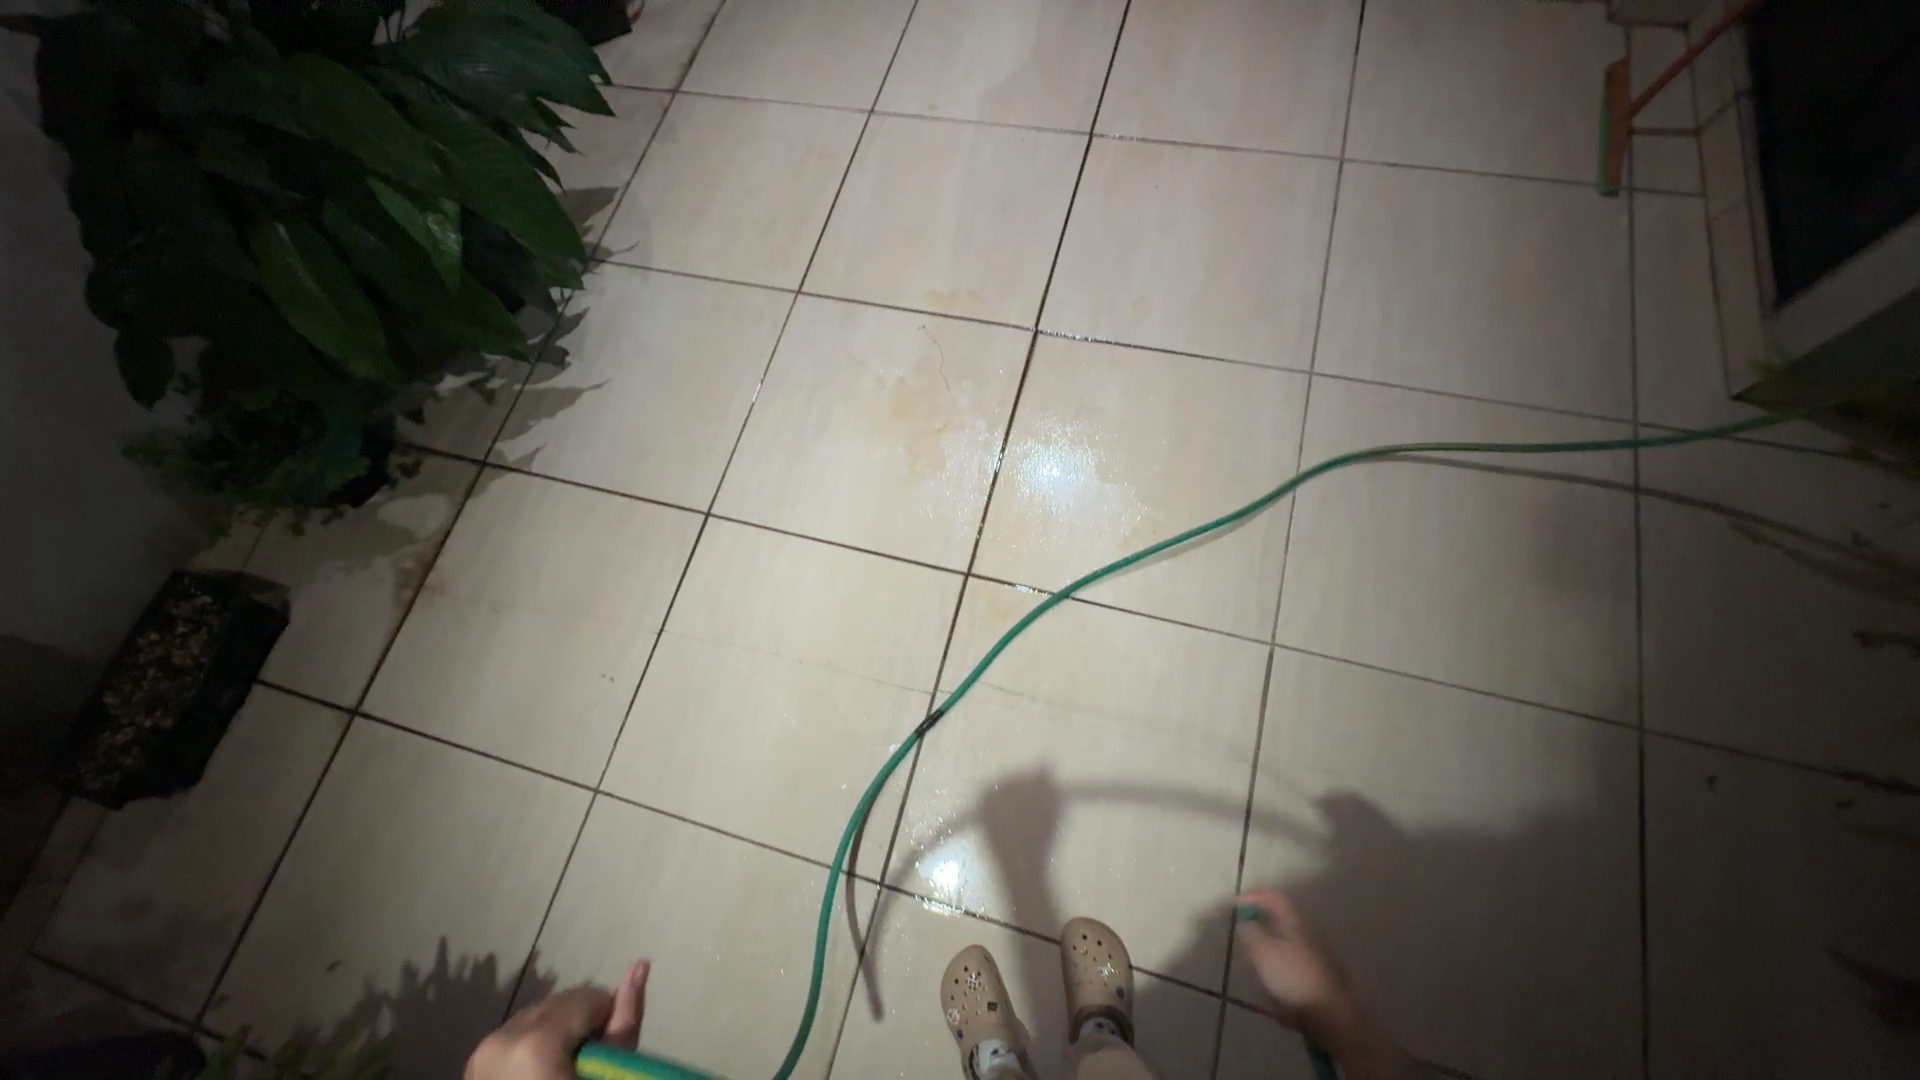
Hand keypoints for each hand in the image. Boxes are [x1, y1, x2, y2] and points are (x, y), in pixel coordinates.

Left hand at [465, 959, 648, 1079]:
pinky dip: (536, 1045)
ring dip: (559, 1032)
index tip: (604, 1059)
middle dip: (581, 1025)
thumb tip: (640, 963)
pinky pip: (519, 1032)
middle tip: (587, 1066)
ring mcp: (484, 1051)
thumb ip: (624, 1020)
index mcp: (538, 1042)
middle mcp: (504, 1037)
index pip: (591, 997)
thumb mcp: (607, 1077)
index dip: (606, 1024)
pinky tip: (542, 1076)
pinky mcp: (474, 1063)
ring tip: (563, 1073)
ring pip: (541, 1014)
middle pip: (564, 1002)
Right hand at [1232, 891, 1355, 1044]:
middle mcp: (1309, 937)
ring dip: (1269, 960)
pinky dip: (1282, 980)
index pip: (1275, 897)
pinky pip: (1294, 975)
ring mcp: (1318, 961)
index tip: (1235, 906)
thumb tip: (1246, 921)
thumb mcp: (1262, 950)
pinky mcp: (1321, 984)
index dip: (1254, 896)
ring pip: (1286, 951)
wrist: (1332, 1018)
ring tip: (1259, 976)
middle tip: (1245, 944)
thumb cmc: (1294, 977)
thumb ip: (1250, 931)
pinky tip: (1277, 998)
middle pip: (1280, 925)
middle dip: (1260, 933)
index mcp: (1296, 924)